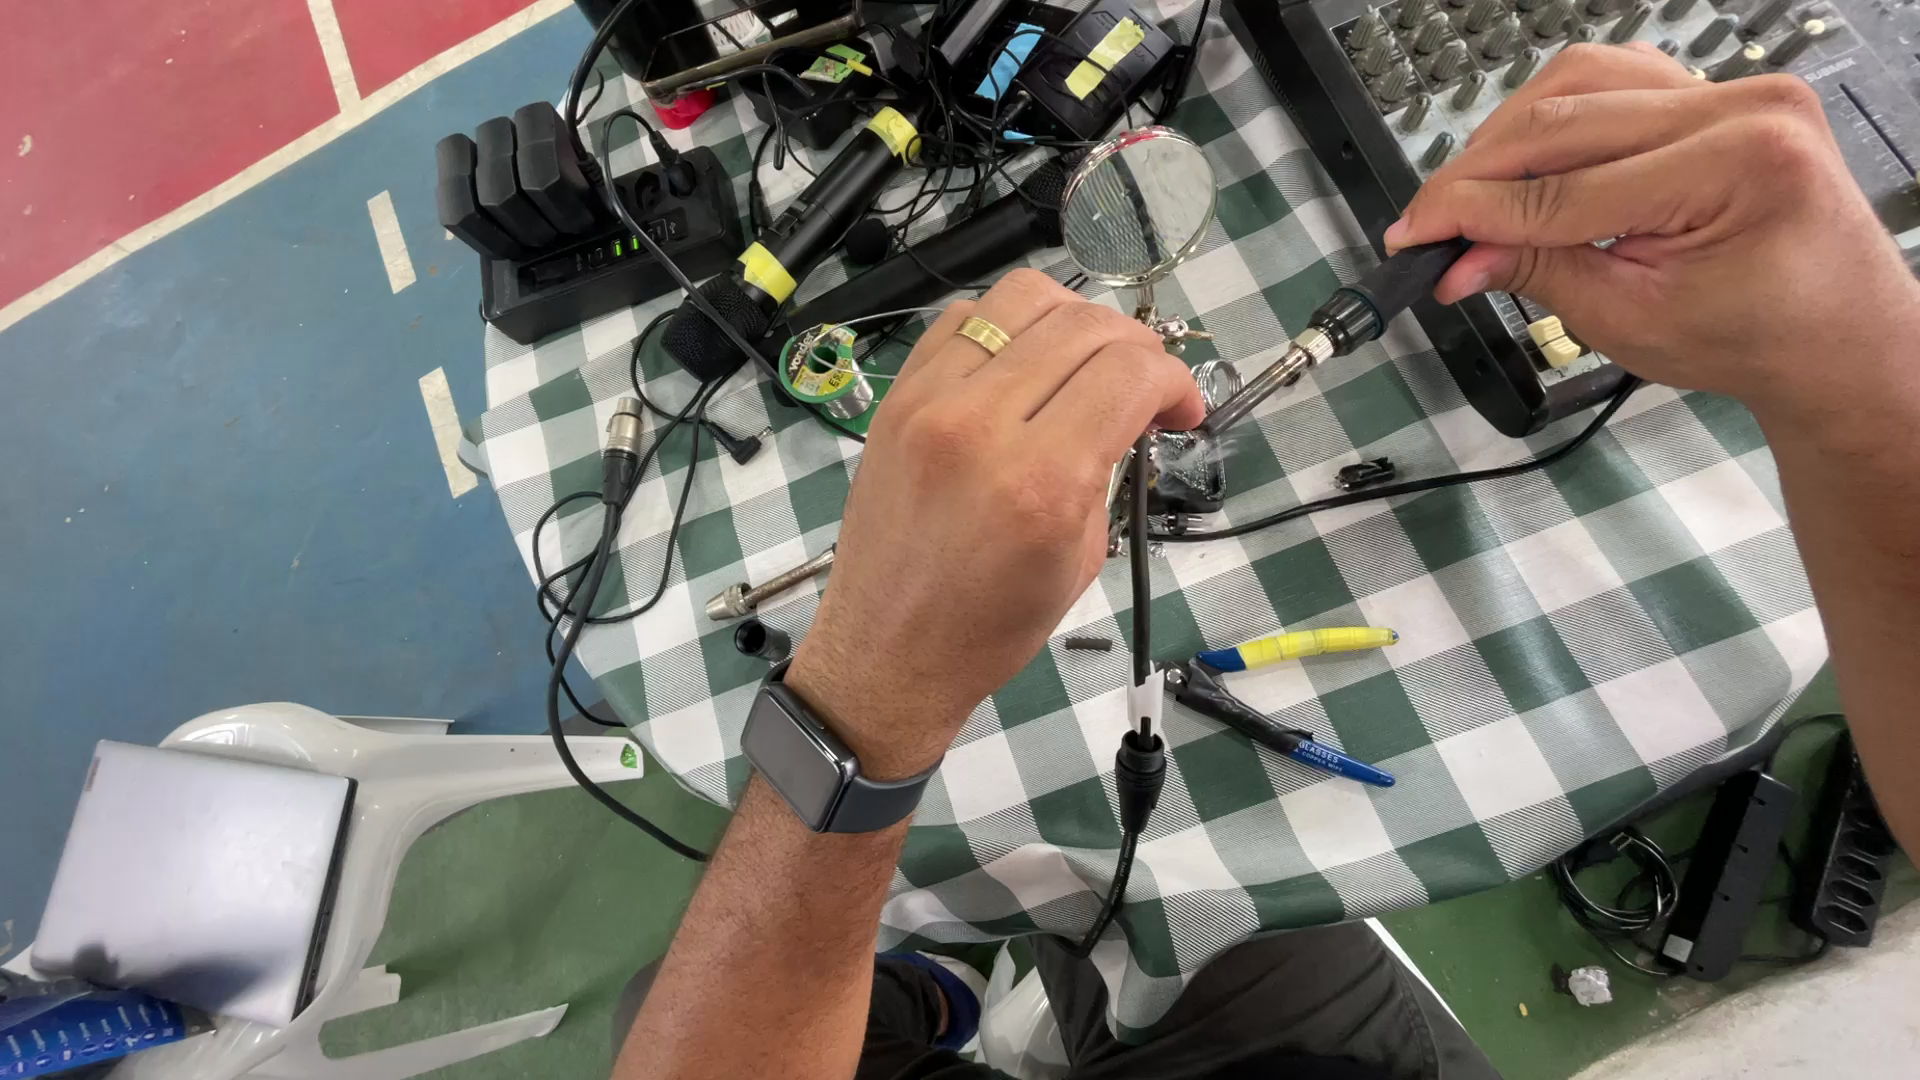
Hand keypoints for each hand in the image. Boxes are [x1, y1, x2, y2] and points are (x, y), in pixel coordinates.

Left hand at [786, 269, 1205, 778]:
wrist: (888, 652)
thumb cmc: (991, 630)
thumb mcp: (1080, 560)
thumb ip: (1105, 468)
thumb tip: (1122, 410)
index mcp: (1041, 481)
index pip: (1130, 374)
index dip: (1175, 380)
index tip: (1181, 410)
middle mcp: (980, 424)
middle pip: (1084, 326)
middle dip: (1137, 346)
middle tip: (1143, 385)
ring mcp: (927, 402)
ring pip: (1021, 299)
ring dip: (1074, 319)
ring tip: (1084, 361)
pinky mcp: (895, 399)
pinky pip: (961, 320)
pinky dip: (1007, 327)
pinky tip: (1019, 363)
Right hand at [1385, 43, 1919, 425]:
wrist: (1827, 326)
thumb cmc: (1741, 335)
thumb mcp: (1623, 318)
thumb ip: (1535, 274)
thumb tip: (1453, 266)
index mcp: (1733, 166)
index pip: (1558, 190)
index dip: (1466, 215)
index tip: (1405, 239)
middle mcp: (1736, 106)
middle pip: (1559, 121)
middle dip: (1469, 177)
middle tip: (1418, 225)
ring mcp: (1725, 91)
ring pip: (1575, 83)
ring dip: (1501, 139)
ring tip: (1464, 198)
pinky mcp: (1705, 96)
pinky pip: (1605, 81)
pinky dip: (1544, 117)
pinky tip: (1516, 162)